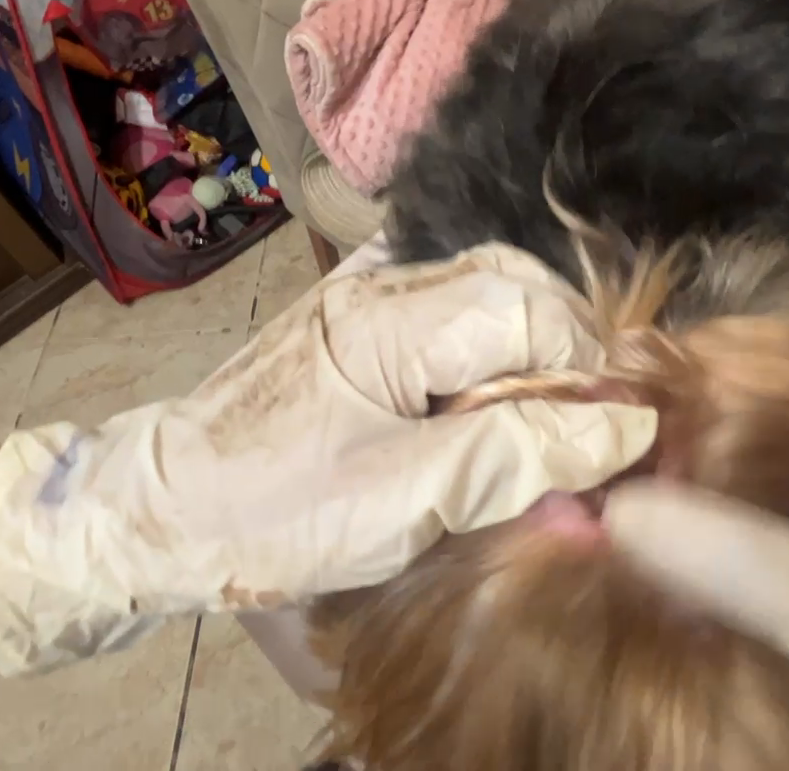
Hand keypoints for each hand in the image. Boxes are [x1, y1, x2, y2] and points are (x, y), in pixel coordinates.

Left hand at [0, 243, 656, 675]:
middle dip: (562, 348)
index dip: (581, 365)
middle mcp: (384, 282)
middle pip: (513, 280)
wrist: (164, 505)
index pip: (528, 306)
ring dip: (528, 346)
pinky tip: (484, 392)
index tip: (605, 434)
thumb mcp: (406, 497)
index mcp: (392, 316)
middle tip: (575, 422)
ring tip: (535, 414)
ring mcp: (367, 293)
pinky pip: (448, 307)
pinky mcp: (358, 318)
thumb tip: (624, 428)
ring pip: (486, 288)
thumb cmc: (277, 509)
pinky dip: (488, 343)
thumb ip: (517, 453)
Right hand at [604, 288, 788, 770]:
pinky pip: (735, 478)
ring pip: (755, 418)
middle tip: (634, 391)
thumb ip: (736, 558)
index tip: (706, 339)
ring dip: (688, 425)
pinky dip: (686, 478)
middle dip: (710, 369)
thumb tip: (611, 508)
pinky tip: (640, 493)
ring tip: (621, 437)